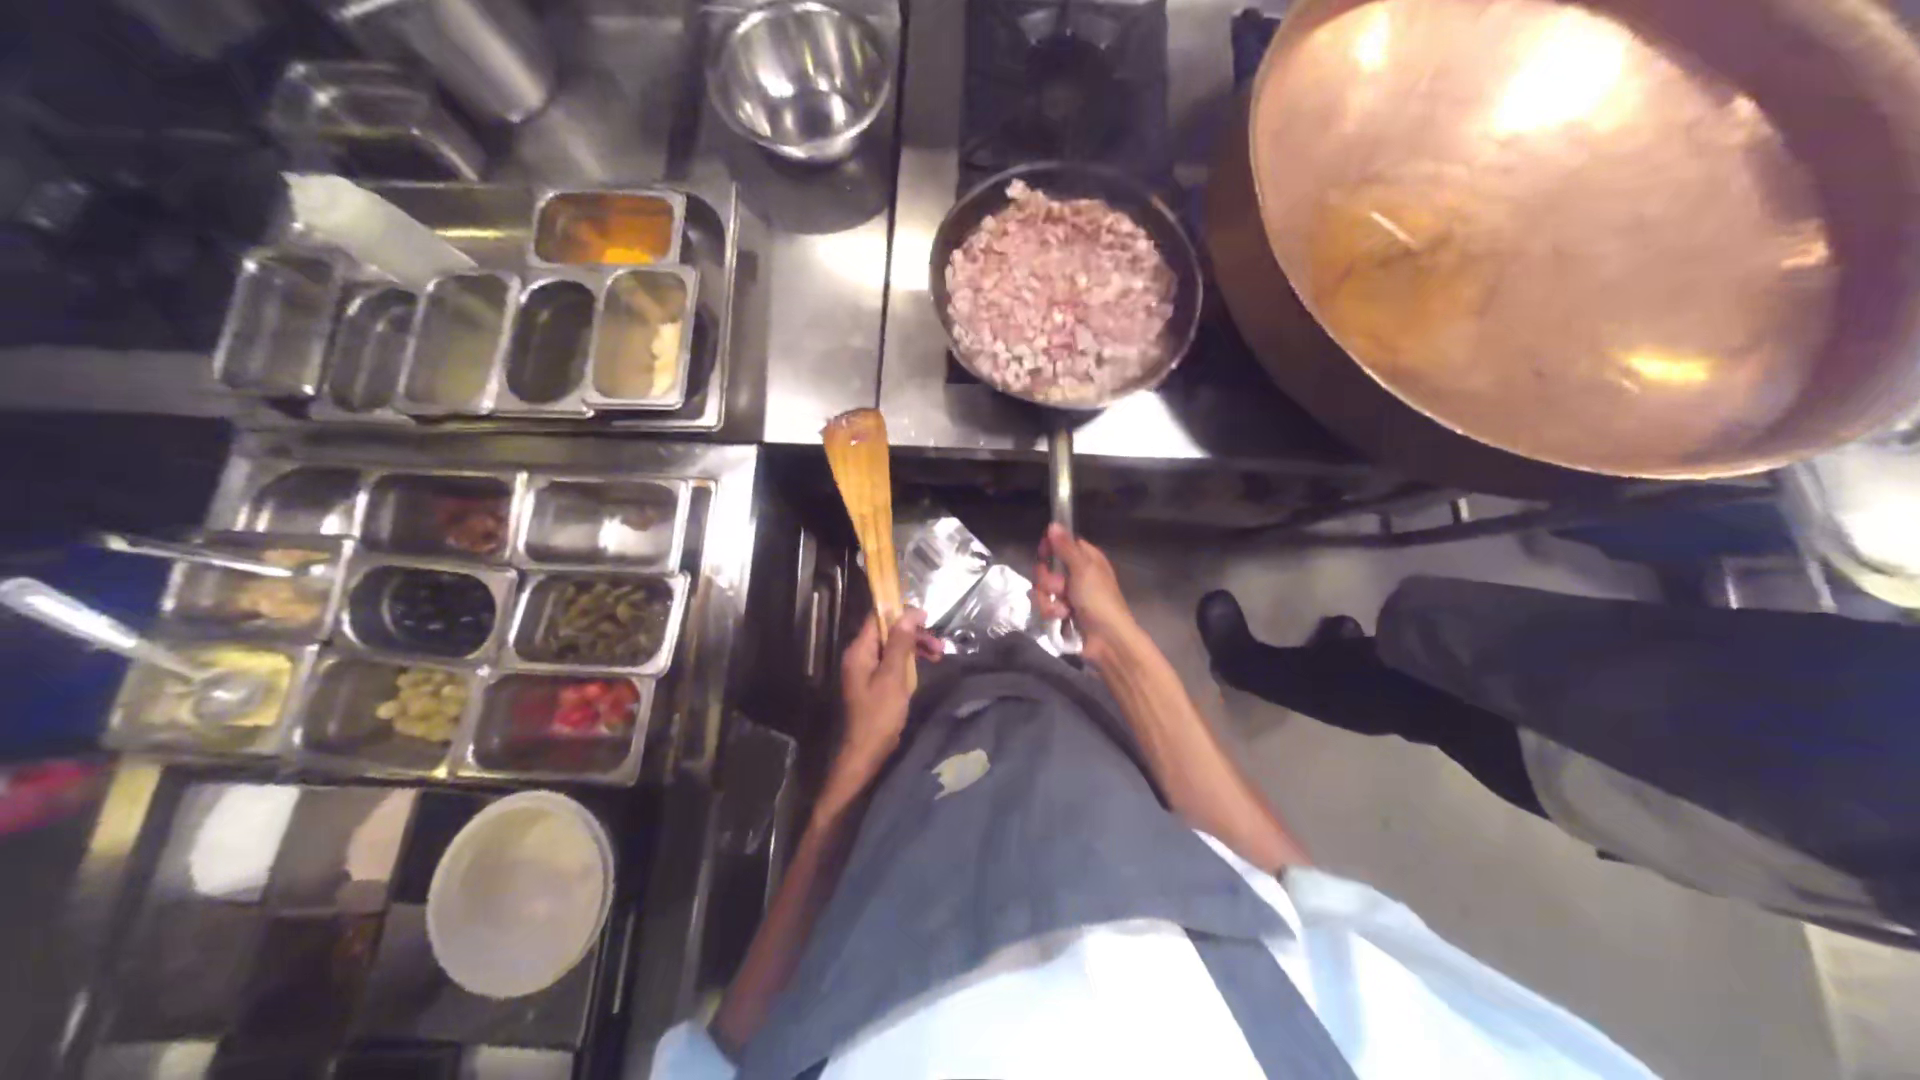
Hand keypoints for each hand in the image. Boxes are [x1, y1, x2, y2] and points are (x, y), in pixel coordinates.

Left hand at [838, 608, 937, 769]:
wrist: (867, 752)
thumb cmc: (879, 714)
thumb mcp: (893, 676)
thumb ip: (899, 643)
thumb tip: (909, 612)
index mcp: (859, 650)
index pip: (877, 617)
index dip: (901, 613)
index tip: (927, 617)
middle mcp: (860, 655)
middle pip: (888, 632)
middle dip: (914, 634)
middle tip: (939, 645)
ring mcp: (867, 669)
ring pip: (893, 647)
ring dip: (915, 648)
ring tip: (938, 655)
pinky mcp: (875, 682)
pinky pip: (893, 662)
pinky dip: (909, 662)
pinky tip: (925, 666)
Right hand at [1032, 524, 1141, 664]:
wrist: (1106, 639)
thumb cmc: (1099, 600)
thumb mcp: (1082, 569)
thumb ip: (1065, 547)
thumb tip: (1053, 524)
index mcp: (1086, 559)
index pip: (1061, 544)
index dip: (1050, 548)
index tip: (1044, 553)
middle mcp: (1076, 574)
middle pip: (1047, 567)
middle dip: (1048, 580)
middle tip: (1060, 588)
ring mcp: (1068, 594)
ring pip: (1042, 588)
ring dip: (1049, 599)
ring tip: (1063, 609)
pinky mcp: (1062, 612)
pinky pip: (1045, 605)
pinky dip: (1052, 612)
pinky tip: (1063, 618)